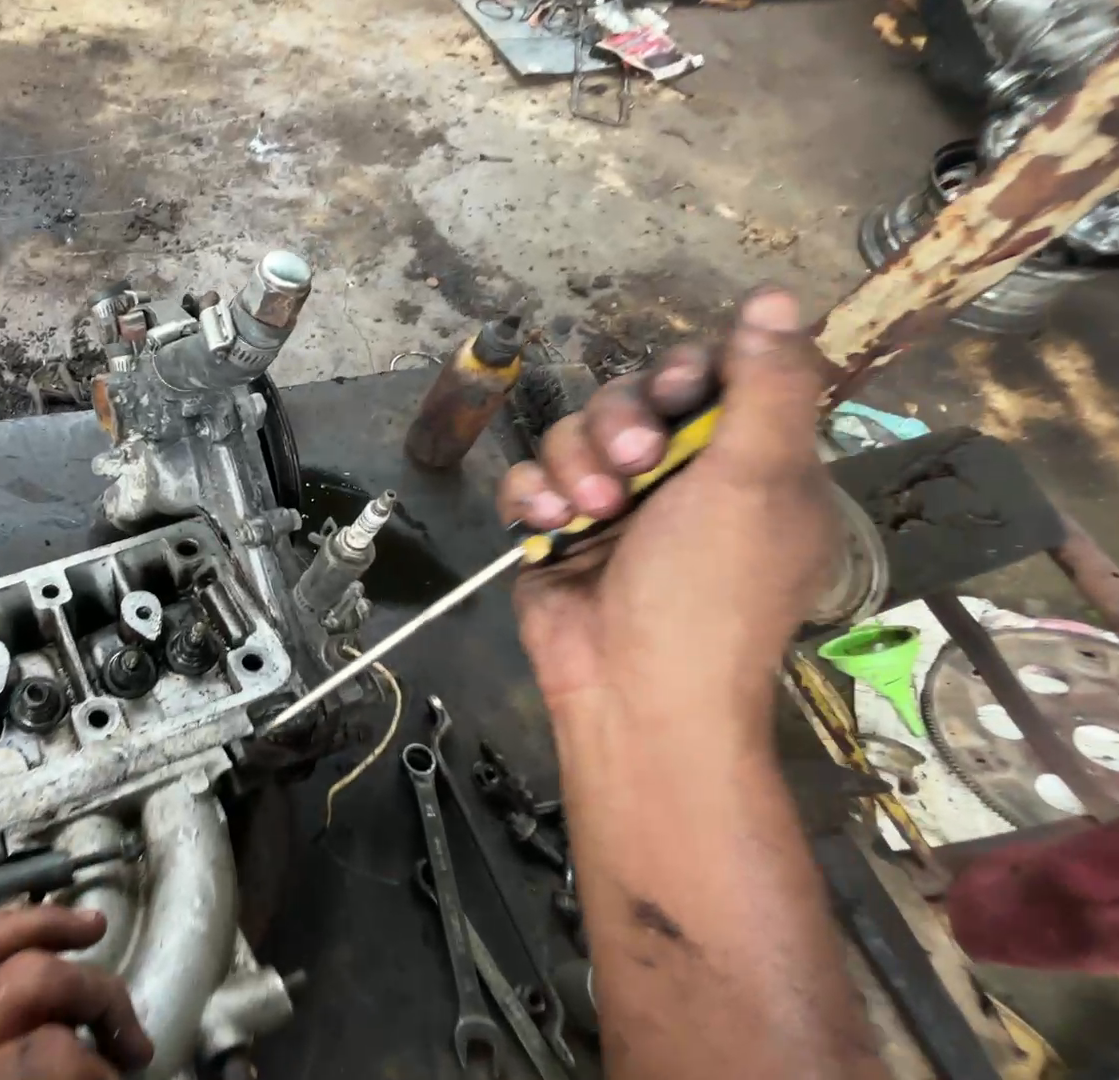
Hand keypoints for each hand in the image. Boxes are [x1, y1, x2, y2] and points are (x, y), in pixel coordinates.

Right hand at [496, 289, 837, 737]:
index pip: (706, 378)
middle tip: (630, 466)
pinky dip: (530, 495)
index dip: (683, 373)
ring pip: (569, 435)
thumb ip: (765, 385)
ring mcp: (606, 502)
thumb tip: (773, 298)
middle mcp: (672, 474)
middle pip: (625, 398)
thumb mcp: (755, 481)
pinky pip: (526, 479)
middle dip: (617, 426)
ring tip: (586, 514)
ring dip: (573, 467)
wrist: (629, 681)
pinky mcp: (551, 527)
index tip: (676, 394)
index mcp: (739, 460)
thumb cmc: (709, 587)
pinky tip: (546, 523)